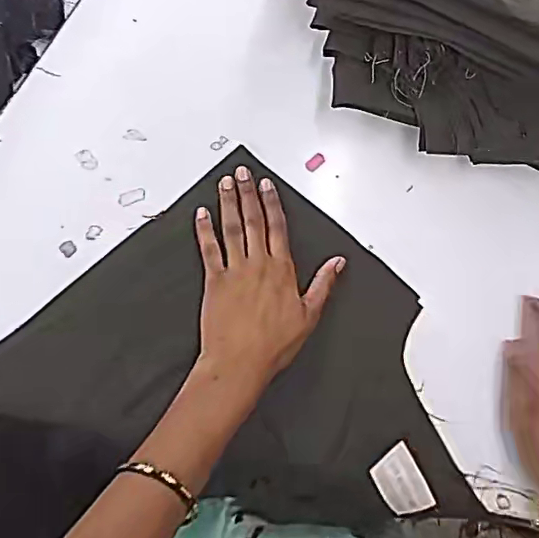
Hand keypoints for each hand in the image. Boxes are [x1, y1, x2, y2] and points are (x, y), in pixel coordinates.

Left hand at [193, 166, 343, 393]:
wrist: (239, 363)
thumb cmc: (273, 344)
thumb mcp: (309, 315)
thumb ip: (323, 284)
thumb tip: (337, 263)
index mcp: (281, 270)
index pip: (277, 226)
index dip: (271, 203)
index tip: (267, 186)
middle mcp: (257, 264)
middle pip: (253, 220)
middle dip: (248, 194)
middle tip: (243, 173)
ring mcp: (234, 271)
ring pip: (231, 228)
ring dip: (227, 203)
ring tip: (225, 184)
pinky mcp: (214, 281)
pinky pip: (208, 249)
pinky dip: (204, 230)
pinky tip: (201, 215)